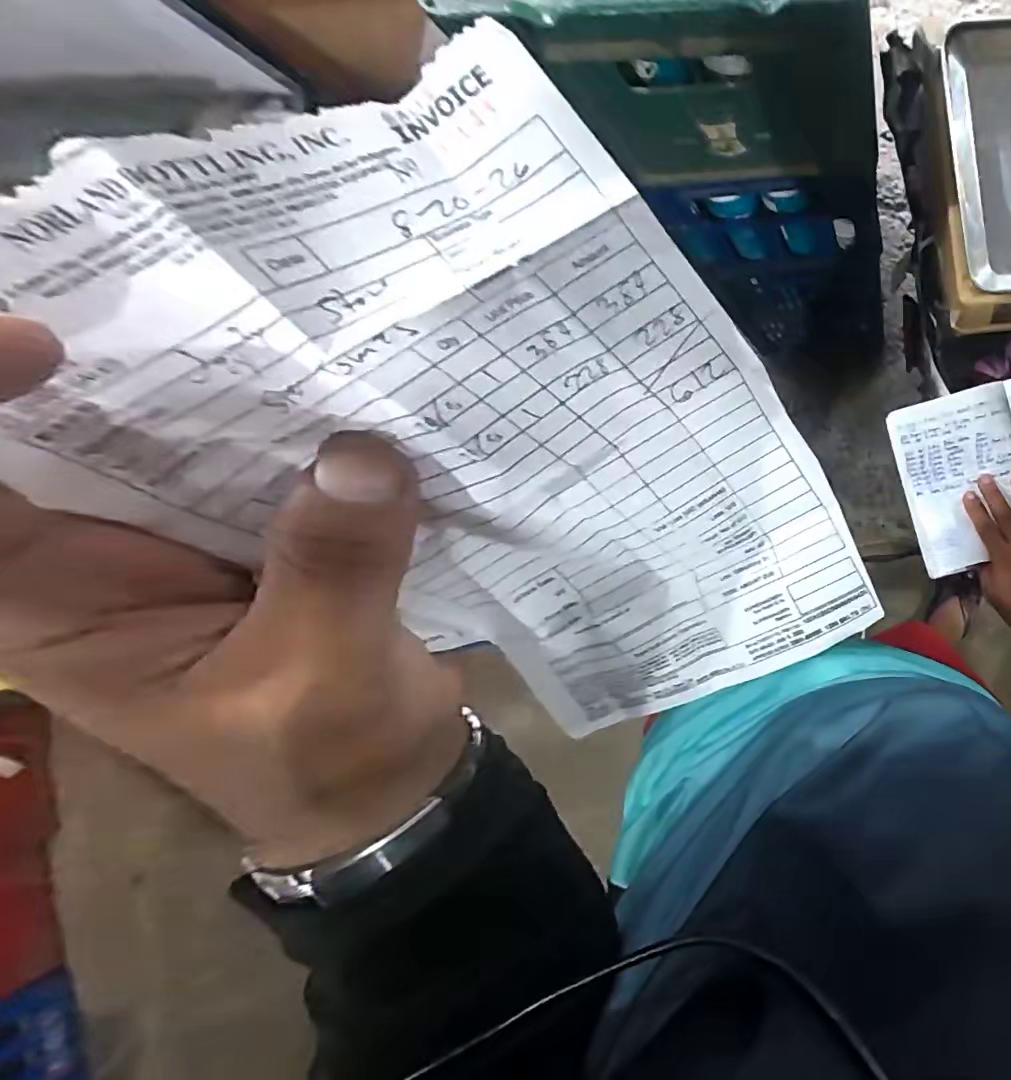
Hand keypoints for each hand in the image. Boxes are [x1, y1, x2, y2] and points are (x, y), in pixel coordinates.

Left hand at [0, 317, 463, 867]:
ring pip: (188, 442)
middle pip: (70, 436)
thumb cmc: (326, 750)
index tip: (41, 339)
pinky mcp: (282, 538)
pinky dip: (315, 434)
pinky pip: (283, 467)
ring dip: (234, 392)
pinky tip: (355, 405)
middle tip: (196, 302)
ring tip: (288, 338)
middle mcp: (106, 556)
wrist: (390, 774)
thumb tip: (362, 455)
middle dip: (117, 367)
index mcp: (54, 602)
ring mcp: (202, 541)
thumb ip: (334, 569)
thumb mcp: (320, 671)